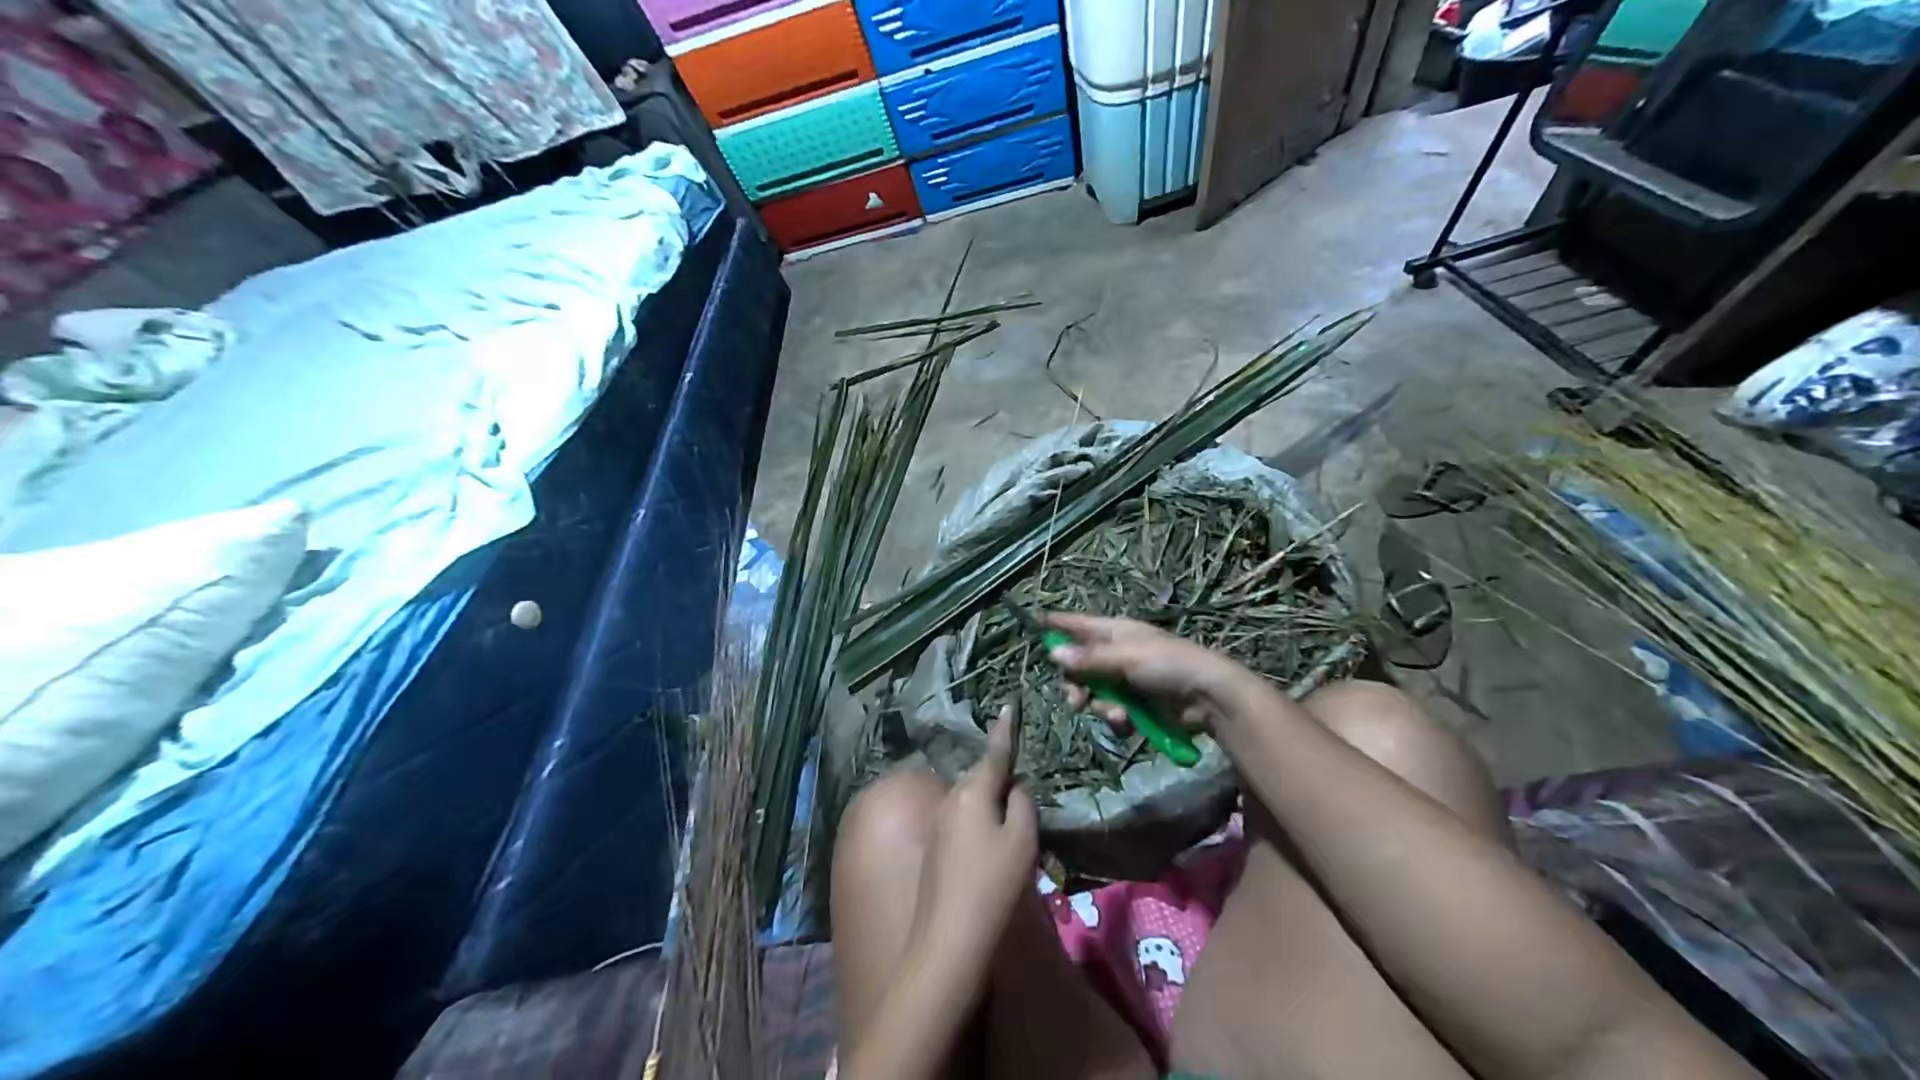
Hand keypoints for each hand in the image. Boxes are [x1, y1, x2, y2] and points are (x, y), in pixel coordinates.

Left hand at [904, 706, 1038, 996]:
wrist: (949, 936)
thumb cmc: (992, 883)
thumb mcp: (1022, 839)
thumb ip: (1022, 803)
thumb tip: (1015, 785)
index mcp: (972, 791)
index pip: (994, 753)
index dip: (1005, 730)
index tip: (1009, 706)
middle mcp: (950, 799)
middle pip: (981, 776)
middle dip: (1000, 772)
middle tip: (1024, 772)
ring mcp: (938, 823)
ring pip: (972, 798)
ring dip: (990, 798)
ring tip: (1014, 807)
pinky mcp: (935, 846)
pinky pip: (963, 818)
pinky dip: (980, 818)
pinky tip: (993, 838)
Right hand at [1044, 612, 1267, 734]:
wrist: (1209, 697)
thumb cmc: (1168, 664)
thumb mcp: (1126, 657)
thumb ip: (1088, 659)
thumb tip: (1053, 655)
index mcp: (1115, 632)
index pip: (1078, 624)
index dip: (1057, 625)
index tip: (1033, 624)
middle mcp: (1117, 654)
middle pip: (1079, 667)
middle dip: (1076, 685)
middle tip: (1077, 700)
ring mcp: (1126, 681)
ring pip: (1094, 694)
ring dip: (1101, 707)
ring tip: (1118, 715)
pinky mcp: (1136, 706)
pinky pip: (1112, 712)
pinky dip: (1117, 719)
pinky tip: (1127, 723)